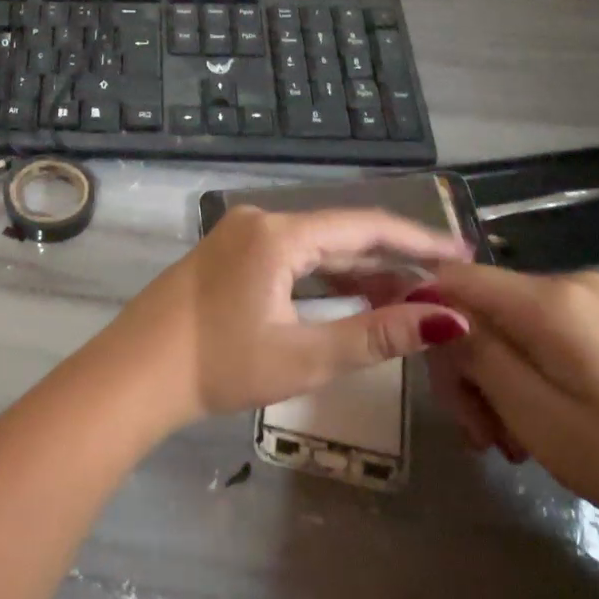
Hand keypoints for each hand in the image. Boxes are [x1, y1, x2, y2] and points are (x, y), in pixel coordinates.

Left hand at [95, 206, 472, 429]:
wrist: (134, 376)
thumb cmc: (218, 366)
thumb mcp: (304, 356)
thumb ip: (377, 334)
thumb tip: (448, 319)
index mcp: (277, 234)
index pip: (365, 226)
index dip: (419, 240)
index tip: (464, 255)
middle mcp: (256, 222)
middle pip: (340, 234)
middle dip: (392, 261)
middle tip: (445, 286)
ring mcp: (234, 237)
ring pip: (313, 247)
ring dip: (358, 272)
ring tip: (408, 298)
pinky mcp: (221, 256)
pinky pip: (287, 257)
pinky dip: (322, 277)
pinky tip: (350, 298)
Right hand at [423, 263, 598, 556]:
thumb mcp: (540, 417)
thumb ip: (476, 354)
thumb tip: (426, 306)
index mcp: (552, 299)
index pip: (450, 276)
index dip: (412, 305)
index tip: (399, 359)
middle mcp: (575, 287)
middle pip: (480, 308)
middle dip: (463, 367)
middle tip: (478, 438)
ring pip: (512, 332)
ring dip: (495, 384)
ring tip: (512, 448)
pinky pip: (548, 345)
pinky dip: (530, 384)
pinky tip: (542, 432)